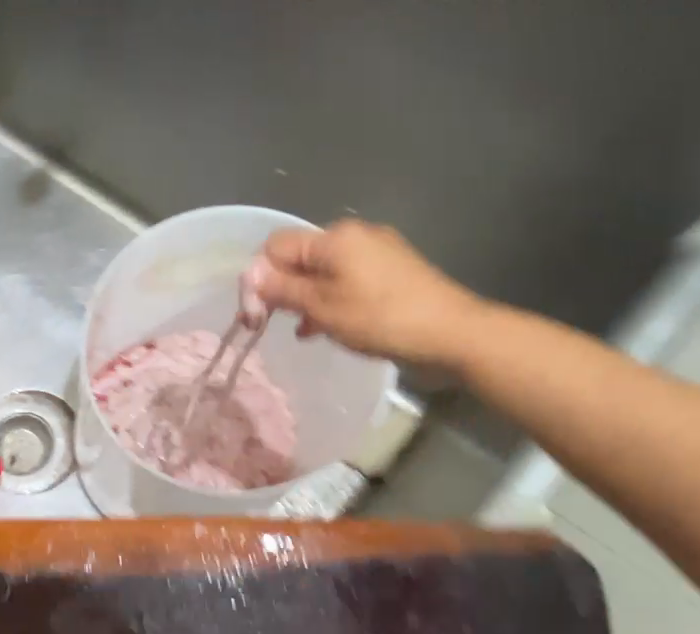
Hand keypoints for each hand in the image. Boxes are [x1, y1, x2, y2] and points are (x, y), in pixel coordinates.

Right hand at [256, 220, 492, 369]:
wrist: (449, 332)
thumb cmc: (378, 317)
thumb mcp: (320, 306)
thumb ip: (281, 289)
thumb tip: (250, 275)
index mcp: (334, 238)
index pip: (276, 246)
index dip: (259, 276)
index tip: (256, 313)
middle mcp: (354, 235)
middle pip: (299, 257)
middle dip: (282, 288)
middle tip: (274, 324)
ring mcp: (376, 251)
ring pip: (322, 271)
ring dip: (305, 297)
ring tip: (303, 329)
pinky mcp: (391, 270)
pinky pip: (345, 280)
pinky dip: (329, 299)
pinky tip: (328, 326)